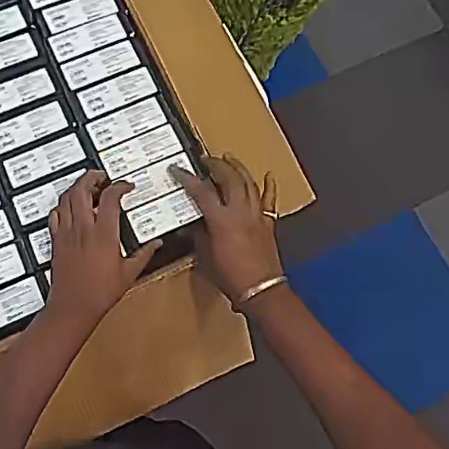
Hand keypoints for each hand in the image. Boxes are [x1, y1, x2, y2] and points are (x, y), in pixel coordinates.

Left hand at [44, 171, 160, 323]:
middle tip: (101, 176)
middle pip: (82, 189)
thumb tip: (156, 244)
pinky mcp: (56, 241)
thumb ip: (144, 254)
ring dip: (76, 188)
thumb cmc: (100, 293)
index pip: (111, 197)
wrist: (73, 308)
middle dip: (92, 177)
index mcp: (104, 234)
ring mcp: (67, 233)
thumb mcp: (129, 273)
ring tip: (87, 186)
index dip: (120, 186)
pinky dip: (62, 206)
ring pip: (66, 198)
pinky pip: (55, 215)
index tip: (127, 186)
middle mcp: (83, 229)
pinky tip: (69, 208)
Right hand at [172, 156, 284, 305]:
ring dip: (238, 168)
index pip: (202, 191)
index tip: (178, 170)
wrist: (260, 289)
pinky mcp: (268, 222)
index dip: (188, 178)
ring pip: (249, 183)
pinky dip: (269, 186)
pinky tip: (268, 175)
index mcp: (221, 220)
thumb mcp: (205, 255)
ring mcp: (256, 215)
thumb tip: (191, 224)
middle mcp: (240, 212)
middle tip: (206, 160)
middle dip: (216, 165)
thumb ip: (198, 235)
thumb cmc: (230, 276)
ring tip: (229, 159)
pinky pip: (269, 200)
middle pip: (229, 178)